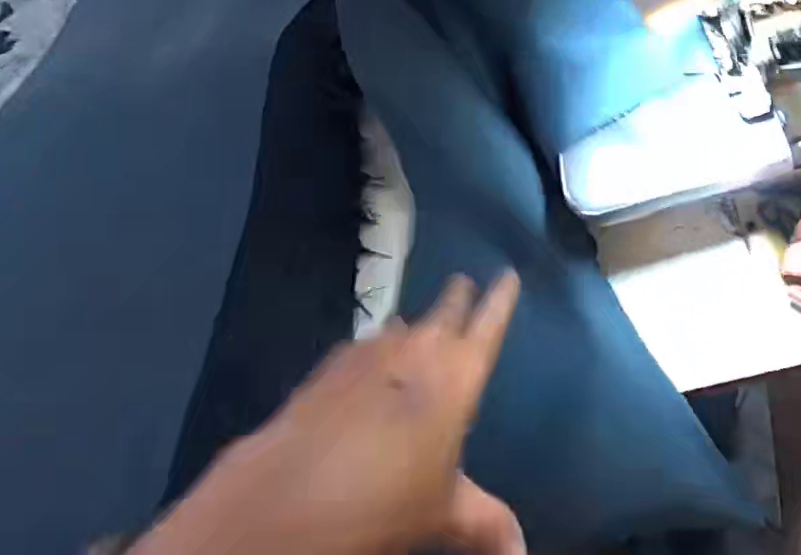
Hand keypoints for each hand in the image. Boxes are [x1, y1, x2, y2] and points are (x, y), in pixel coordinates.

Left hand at [135, 272, 523, 554]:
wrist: (276, 510)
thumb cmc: (382, 506)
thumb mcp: (441, 515)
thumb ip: (487, 524)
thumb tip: (524, 554)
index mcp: (459, 372)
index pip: (491, 319)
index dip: (502, 296)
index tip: (509, 273)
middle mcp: (420, 348)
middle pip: (448, 306)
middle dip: (459, 295)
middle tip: (464, 284)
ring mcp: (371, 352)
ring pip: (403, 323)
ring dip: (413, 325)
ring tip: (417, 329)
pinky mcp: (328, 367)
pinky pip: (362, 345)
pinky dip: (372, 350)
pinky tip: (365, 370)